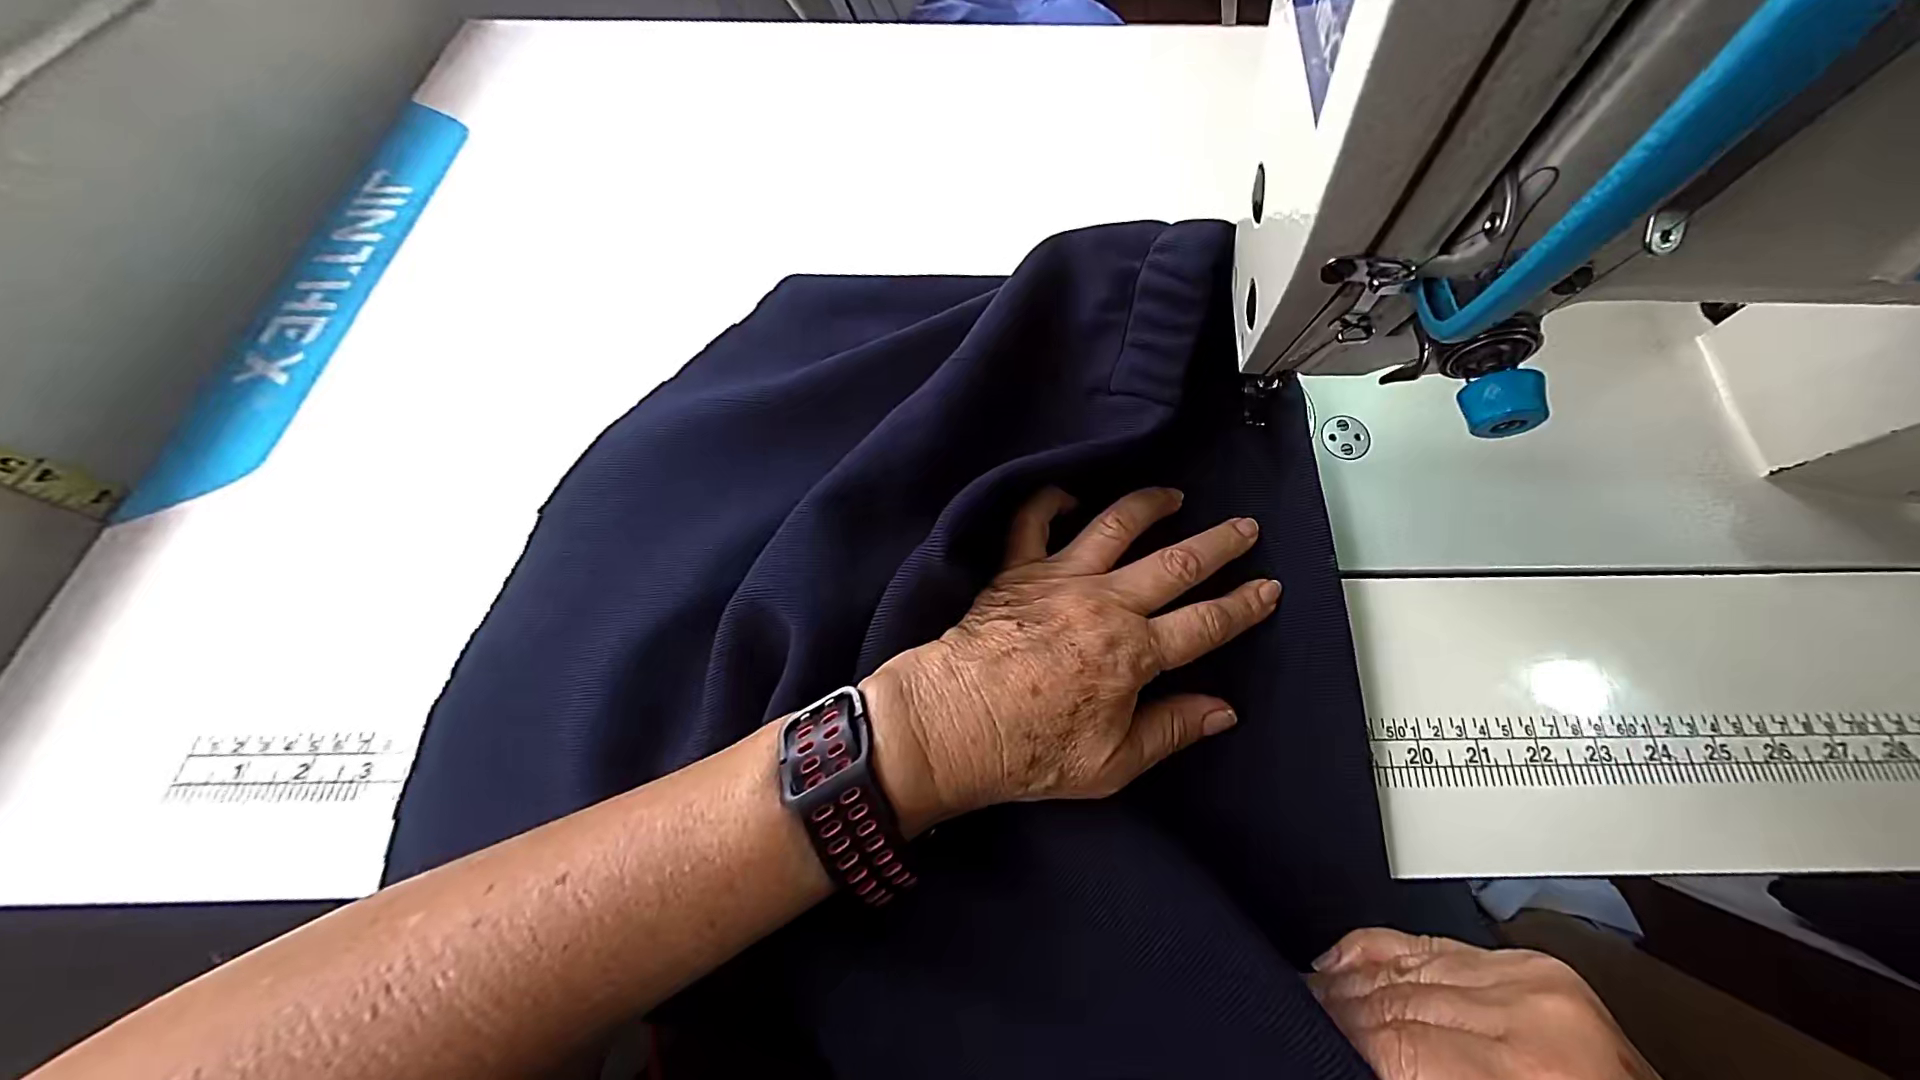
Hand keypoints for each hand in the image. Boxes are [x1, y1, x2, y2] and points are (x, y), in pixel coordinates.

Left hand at [862, 486, 1279, 835]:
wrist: (953, 725)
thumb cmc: (1027, 750)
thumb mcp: (1112, 763)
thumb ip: (1171, 730)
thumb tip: (1221, 711)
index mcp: (1133, 654)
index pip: (1205, 624)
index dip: (1243, 606)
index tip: (1266, 588)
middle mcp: (1104, 605)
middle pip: (1175, 564)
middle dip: (1217, 543)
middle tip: (1243, 527)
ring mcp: (1059, 580)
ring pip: (1116, 527)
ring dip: (1149, 506)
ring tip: (1172, 495)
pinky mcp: (1017, 572)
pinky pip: (1032, 523)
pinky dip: (1047, 502)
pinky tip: (1065, 494)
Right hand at [1309, 928, 1660, 1079]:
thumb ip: (1409, 1070)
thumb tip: (1344, 1047)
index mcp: (1526, 1075)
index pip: (1390, 1039)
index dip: (1339, 1035)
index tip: (1311, 1038)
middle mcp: (1532, 1022)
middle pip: (1392, 998)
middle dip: (1338, 1007)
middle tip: (1305, 1014)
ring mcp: (1535, 985)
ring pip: (1403, 964)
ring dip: (1350, 980)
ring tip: (1318, 993)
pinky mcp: (1535, 966)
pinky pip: (1430, 945)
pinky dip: (1381, 951)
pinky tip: (1349, 961)